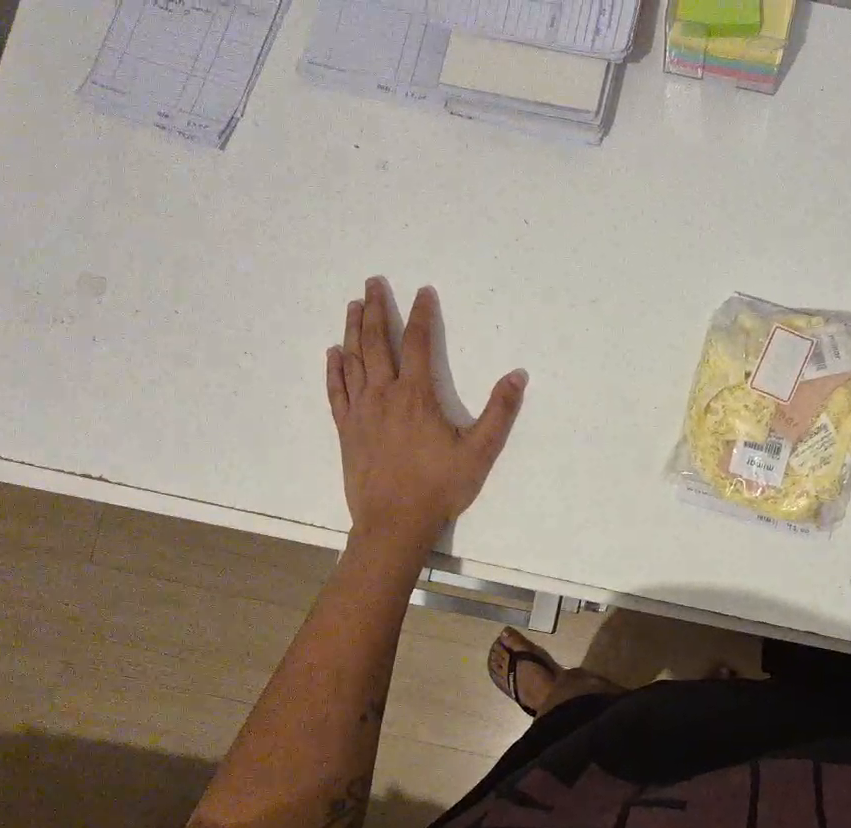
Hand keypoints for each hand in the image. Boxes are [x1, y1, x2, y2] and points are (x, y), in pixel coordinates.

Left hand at [327, 278, 525, 543]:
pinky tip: (333, 354)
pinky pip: (336, 391)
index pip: (417, 342)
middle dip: (375, 308)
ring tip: (352, 305)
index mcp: (417, 395)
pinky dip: (334, 369)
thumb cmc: (440, 488)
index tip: (423, 292)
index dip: (421, 314)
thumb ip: (499, 412)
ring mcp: (360, 411)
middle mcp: (384, 394)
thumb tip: (517, 375)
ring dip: (352, 329)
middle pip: (375, 341)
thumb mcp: (480, 452)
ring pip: (352, 360)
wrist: (394, 522)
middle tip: (372, 282)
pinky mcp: (346, 430)